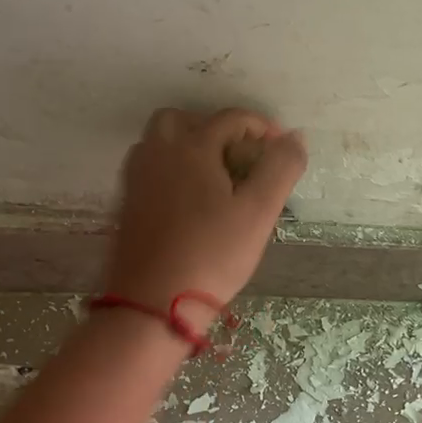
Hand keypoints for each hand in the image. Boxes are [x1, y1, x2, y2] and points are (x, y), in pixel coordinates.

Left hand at [102, 107, 307, 313]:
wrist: (152, 303)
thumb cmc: (213, 254)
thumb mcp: (259, 211)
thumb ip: (281, 168)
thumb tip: (294, 137)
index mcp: (191, 147)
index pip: (231, 119)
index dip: (263, 129)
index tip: (283, 153)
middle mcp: (157, 153)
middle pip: (186, 120)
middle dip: (219, 131)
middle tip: (244, 160)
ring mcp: (136, 178)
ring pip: (162, 143)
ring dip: (193, 148)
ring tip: (221, 180)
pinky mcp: (127, 204)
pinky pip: (151, 169)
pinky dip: (174, 170)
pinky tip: (195, 202)